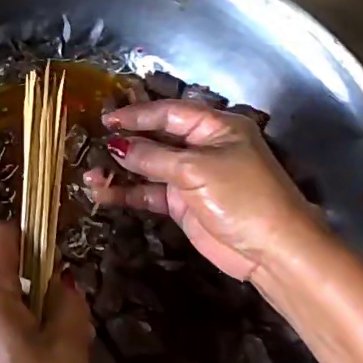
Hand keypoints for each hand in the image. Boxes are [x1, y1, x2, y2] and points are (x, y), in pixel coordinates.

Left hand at [0, 221, 91, 362]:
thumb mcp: (69, 344)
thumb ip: (68, 298)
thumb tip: (61, 277)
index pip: (2, 232)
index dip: (33, 230)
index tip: (61, 245)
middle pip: (8, 263)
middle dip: (43, 276)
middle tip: (72, 307)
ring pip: (9, 292)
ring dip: (39, 305)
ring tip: (67, 339)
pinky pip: (2, 317)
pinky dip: (27, 325)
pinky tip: (50, 358)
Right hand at [89, 101, 319, 280]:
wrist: (272, 250)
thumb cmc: (241, 195)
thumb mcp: (196, 170)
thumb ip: (154, 157)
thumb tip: (117, 146)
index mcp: (216, 126)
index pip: (169, 112)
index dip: (137, 115)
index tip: (106, 119)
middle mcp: (203, 146)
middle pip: (158, 138)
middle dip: (126, 143)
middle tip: (92, 144)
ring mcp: (194, 176)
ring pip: (150, 168)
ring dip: (122, 171)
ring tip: (89, 175)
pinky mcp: (186, 205)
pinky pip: (152, 194)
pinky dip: (129, 194)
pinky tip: (104, 195)